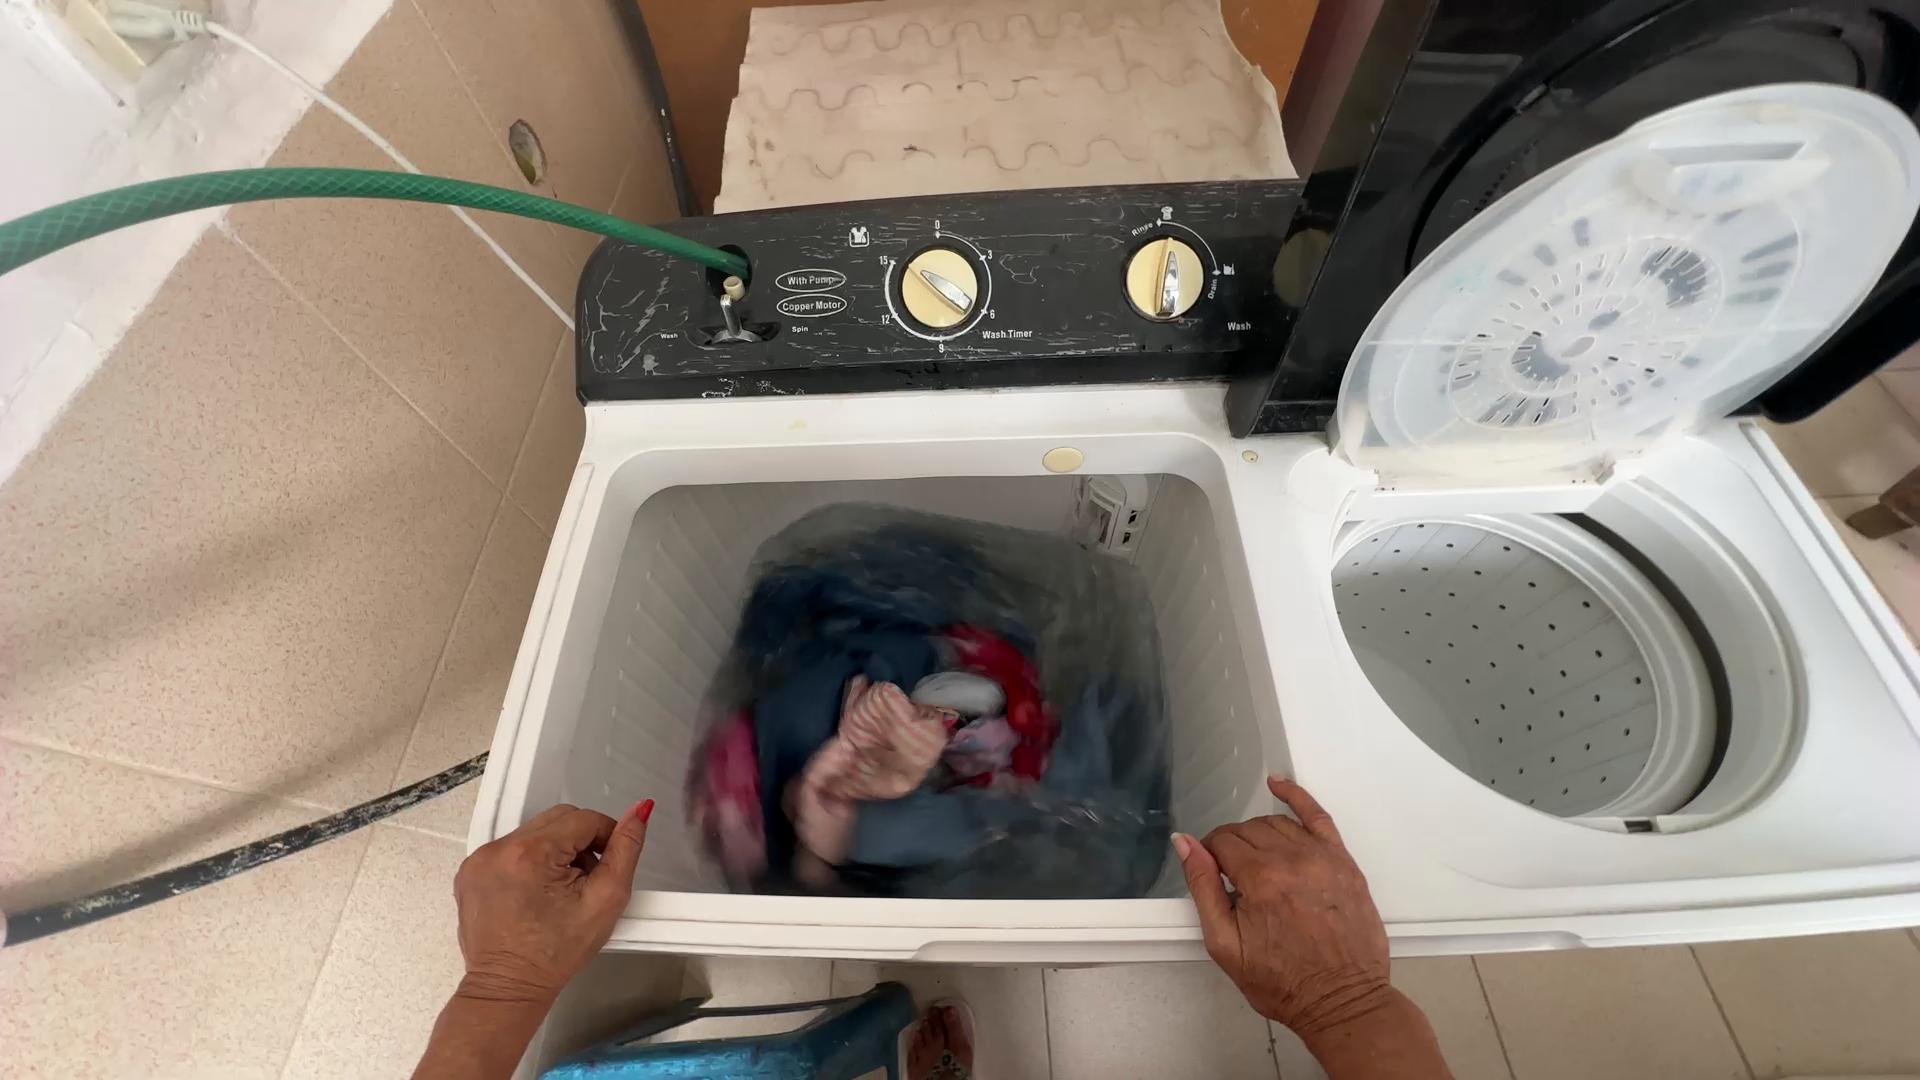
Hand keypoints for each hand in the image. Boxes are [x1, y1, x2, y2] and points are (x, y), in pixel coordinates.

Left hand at [451, 799, 651, 1004]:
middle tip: (584, 879)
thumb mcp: (607, 898)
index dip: (605, 838)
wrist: (508, 989)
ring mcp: (479, 860)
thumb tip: (640, 809)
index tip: (604, 868)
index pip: (585, 819)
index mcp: (530, 854)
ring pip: (539, 830)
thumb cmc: (557, 951)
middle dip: (580, 842)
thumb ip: (627, 847)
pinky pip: (515, 845)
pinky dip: (533, 859)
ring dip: (557, 849)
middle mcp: (498, 850)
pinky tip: (537, 890)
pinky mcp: (470, 871)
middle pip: (560, 818)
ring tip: (560, 887)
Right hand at [1174, 777, 1391, 1034]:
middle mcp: (1292, 860)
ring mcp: (1322, 858)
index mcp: (1261, 879)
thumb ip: (1203, 887)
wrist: (1344, 1005)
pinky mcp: (1344, 862)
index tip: (1213, 873)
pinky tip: (1278, 784)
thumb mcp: (1225, 944)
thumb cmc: (1284, 982)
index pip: (1222, 842)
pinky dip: (1297, 795)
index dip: (1210, 856)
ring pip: (1275, 823)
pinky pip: (1318, 816)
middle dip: (1232, 845)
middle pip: (1247, 830)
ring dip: (1258, 832)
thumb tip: (1184, 843)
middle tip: (1232, 873)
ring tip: (1254, 857)